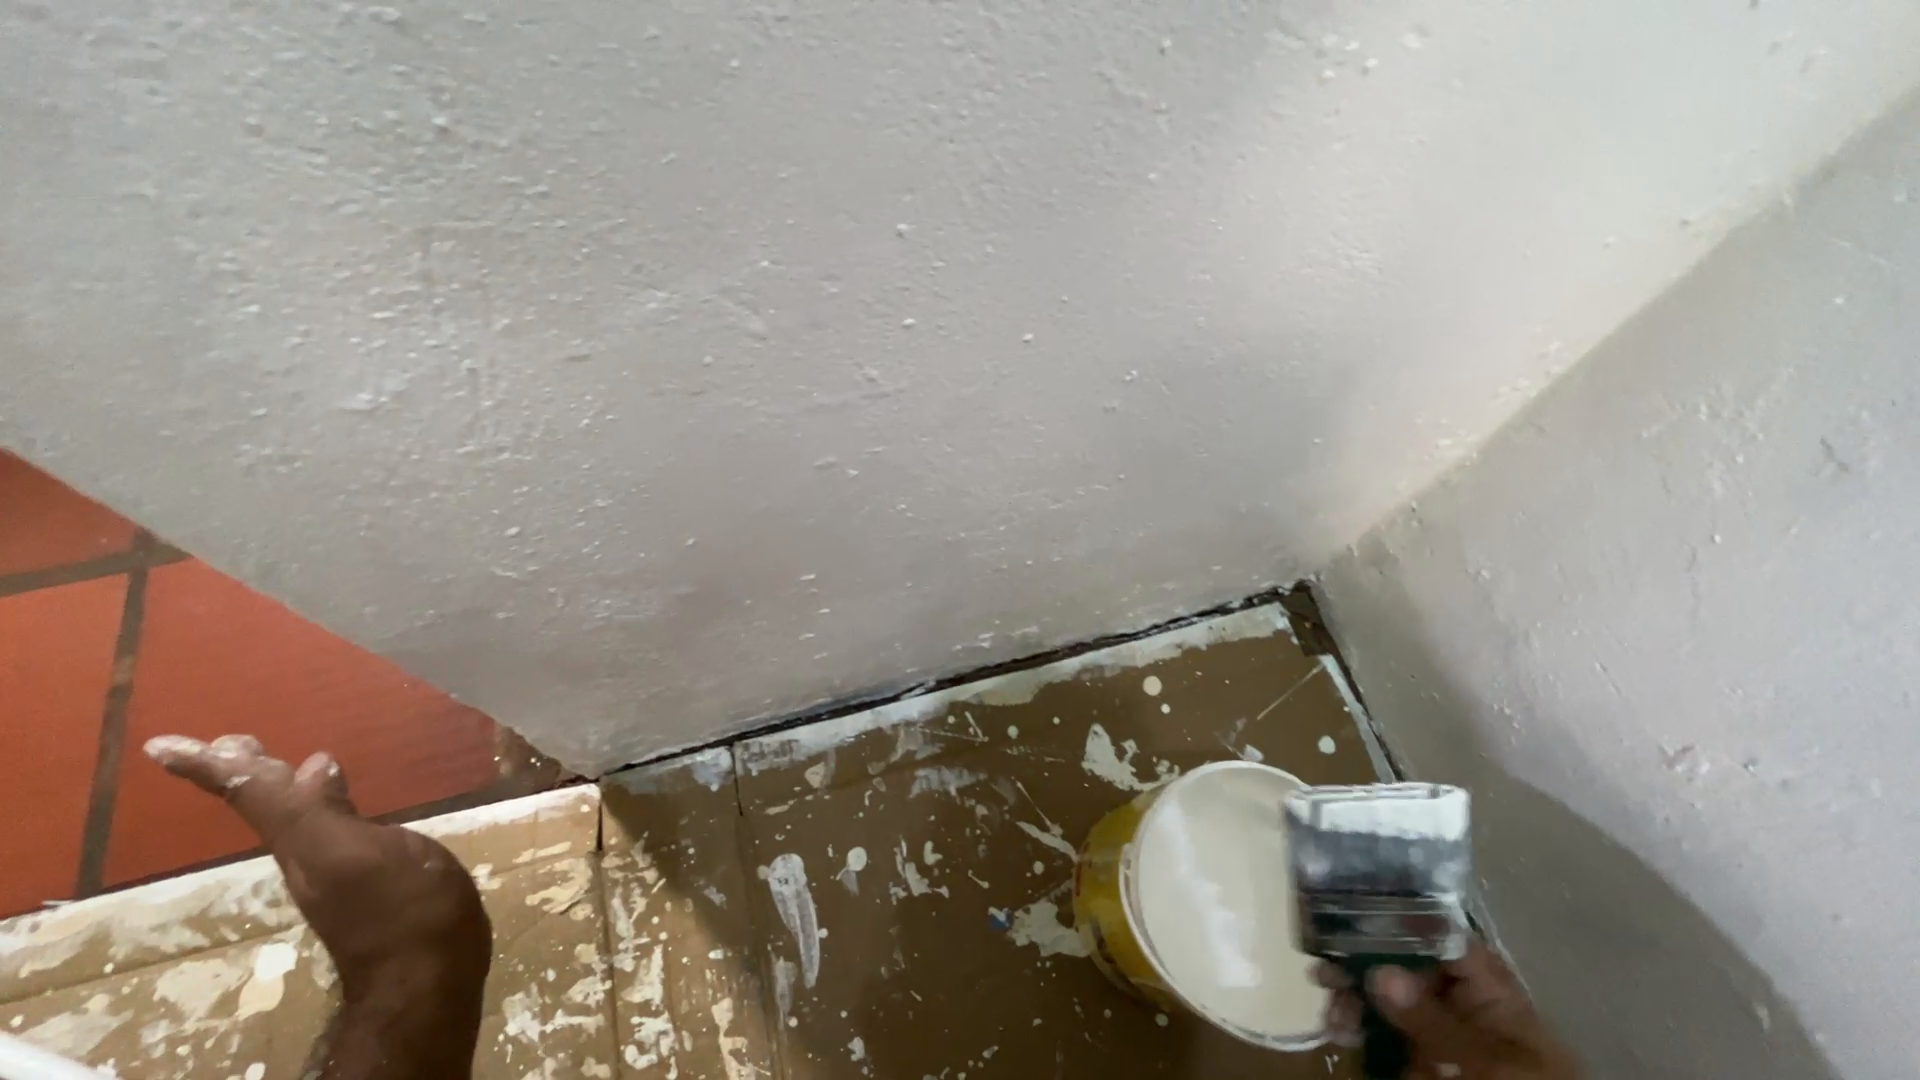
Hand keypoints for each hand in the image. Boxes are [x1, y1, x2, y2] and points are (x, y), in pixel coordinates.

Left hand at [146, 734, 491, 1078]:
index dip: (209, 768)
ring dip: (284, 785)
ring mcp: (342, 867)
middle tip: (233, 740)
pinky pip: (335, 829)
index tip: (164, 745)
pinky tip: (344, 801)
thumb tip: (310, 762)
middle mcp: (311, 852)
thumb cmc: (398, 908)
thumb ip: (322, 814)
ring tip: (287, 762)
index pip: (248, 795)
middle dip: (248, 771)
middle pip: (269, 806)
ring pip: (300, 816)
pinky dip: (329, 805)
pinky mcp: (375, 876)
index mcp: (302, 842)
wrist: (429, 971)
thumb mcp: (353, 857)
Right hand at [1316, 942, 1582, 1079]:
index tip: (1351, 915)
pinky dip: (1354, 1029)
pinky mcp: (1420, 1064)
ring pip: (1384, 1000)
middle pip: (1403, 967)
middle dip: (1361, 965)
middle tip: (1325, 971)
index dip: (1399, 922)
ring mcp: (1438, 1038)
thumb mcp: (1488, 1063)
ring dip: (1351, 998)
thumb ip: (1435, 1020)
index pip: (1443, 940)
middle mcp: (1460, 1008)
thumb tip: (1379, 972)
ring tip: (1330, 1011)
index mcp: (1491, 995)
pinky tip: (1336, 1031)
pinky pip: (1380, 1036)